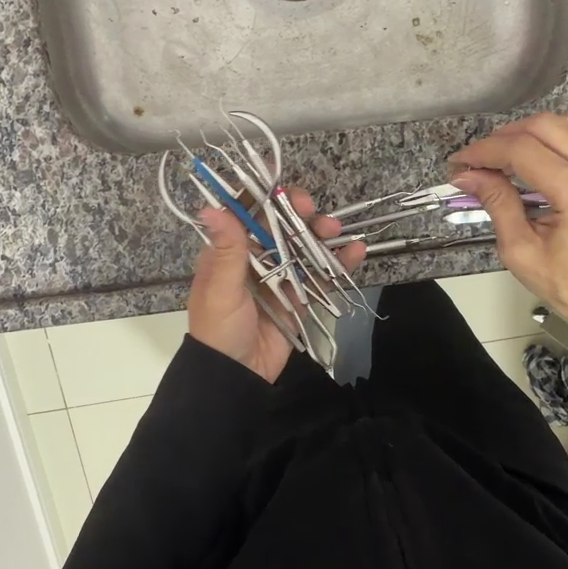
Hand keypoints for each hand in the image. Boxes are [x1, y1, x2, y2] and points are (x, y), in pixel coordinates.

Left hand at [188, 188, 365, 383]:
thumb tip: (212, 206)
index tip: (284, 192)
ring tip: (336, 231)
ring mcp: (278, 279)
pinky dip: (338, 264)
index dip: (266, 199)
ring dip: (321, 236)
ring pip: (303, 248)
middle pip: (280, 228)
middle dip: (299, 216)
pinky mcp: (299, 298)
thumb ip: (226, 249)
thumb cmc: (220, 329)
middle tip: (314, 211)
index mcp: (228, 254)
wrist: (237, 375)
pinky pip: (320, 276)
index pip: (247, 216)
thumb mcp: (221, 289)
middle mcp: (254, 261)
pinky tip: (355, 252)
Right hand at [449, 114, 567, 385]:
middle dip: (501, 138)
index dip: (484, 151)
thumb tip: (468, 177)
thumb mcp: (522, 251)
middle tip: (475, 161)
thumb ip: (497, 204)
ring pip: (561, 126)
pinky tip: (524, 164)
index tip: (459, 164)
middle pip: (543, 126)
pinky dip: (545, 144)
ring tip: (496, 161)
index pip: (523, 150)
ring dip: (523, 136)